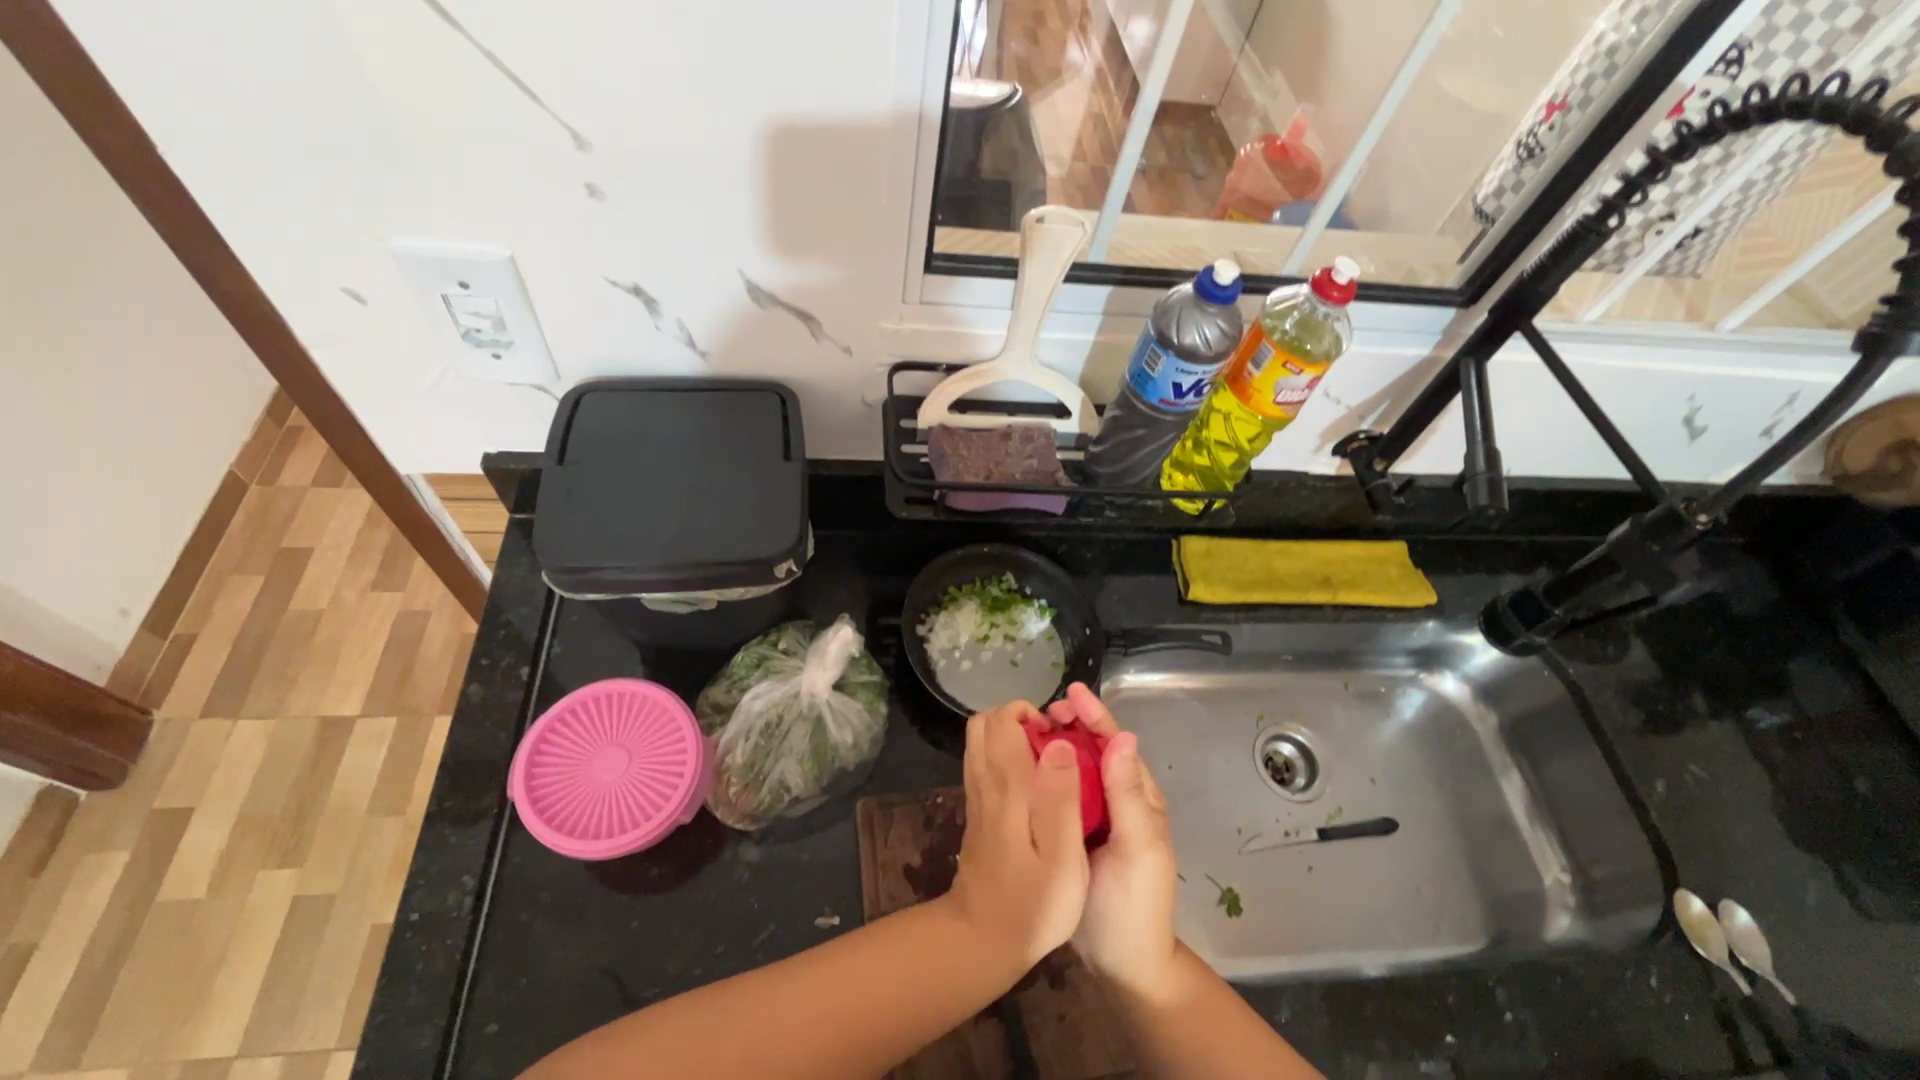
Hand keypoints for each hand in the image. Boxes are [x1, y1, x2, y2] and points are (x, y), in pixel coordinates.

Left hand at [942, 700, 1090, 969]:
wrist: (982, 940)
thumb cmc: (1033, 904)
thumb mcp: (1062, 857)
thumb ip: (1061, 796)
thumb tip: (1060, 742)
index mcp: (1007, 786)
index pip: (1003, 721)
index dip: (1032, 714)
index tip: (1062, 734)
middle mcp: (985, 782)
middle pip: (986, 724)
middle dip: (1020, 719)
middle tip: (1055, 743)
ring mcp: (977, 798)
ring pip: (981, 743)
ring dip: (1011, 737)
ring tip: (1049, 762)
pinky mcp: (977, 814)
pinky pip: (983, 765)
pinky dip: (1005, 758)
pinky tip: (1034, 786)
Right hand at [1048, 683, 1179, 997]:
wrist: (1121, 962)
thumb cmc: (1134, 904)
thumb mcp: (1138, 848)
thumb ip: (1128, 795)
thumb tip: (1124, 735)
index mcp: (1137, 799)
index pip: (1116, 745)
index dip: (1095, 716)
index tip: (1070, 692)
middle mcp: (1117, 802)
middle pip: (1093, 751)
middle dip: (1070, 725)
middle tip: (1039, 712)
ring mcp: (1095, 820)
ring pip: (1074, 770)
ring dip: (1053, 746)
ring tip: (1024, 730)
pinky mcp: (1072, 837)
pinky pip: (1059, 795)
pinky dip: (1042, 776)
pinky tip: (1019, 770)